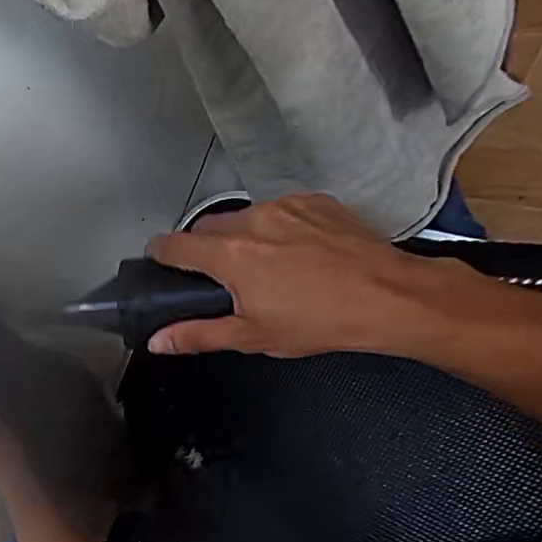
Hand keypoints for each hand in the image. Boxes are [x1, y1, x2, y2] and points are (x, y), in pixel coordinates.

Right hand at [143, 193, 490, 357]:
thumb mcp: (252, 337)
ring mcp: (286, 205)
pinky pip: (282, 211)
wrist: (383, 296)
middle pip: (210, 227)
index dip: (162, 253)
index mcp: (231, 254)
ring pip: (247, 216)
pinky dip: (279, 229)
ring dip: (245, 238)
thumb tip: (160, 340)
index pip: (176, 245)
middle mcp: (254, 219)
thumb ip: (199, 335)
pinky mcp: (315, 200)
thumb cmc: (320, 320)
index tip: (158, 258)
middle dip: (208, 249)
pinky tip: (298, 257)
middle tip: (225, 280)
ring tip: (270, 271)